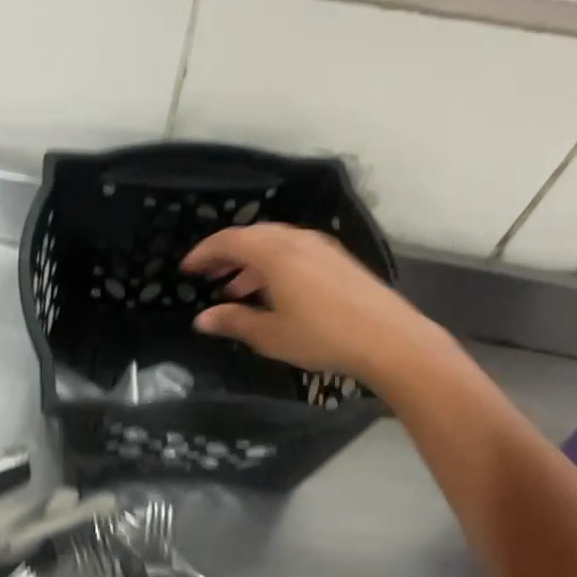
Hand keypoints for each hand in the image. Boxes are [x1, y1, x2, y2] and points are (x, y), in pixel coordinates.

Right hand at [181, 223, 420, 376]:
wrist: (390, 340)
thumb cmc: (323, 337)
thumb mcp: (271, 335)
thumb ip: (234, 322)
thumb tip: (202, 319)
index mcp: (274, 252)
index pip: (228, 240)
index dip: (203, 253)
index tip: (186, 269)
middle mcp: (296, 240)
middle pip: (252, 237)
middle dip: (226, 255)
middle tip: (208, 276)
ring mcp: (321, 247)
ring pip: (274, 244)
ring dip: (250, 262)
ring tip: (236, 290)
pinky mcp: (338, 260)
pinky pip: (294, 251)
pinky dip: (274, 265)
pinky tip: (273, 293)